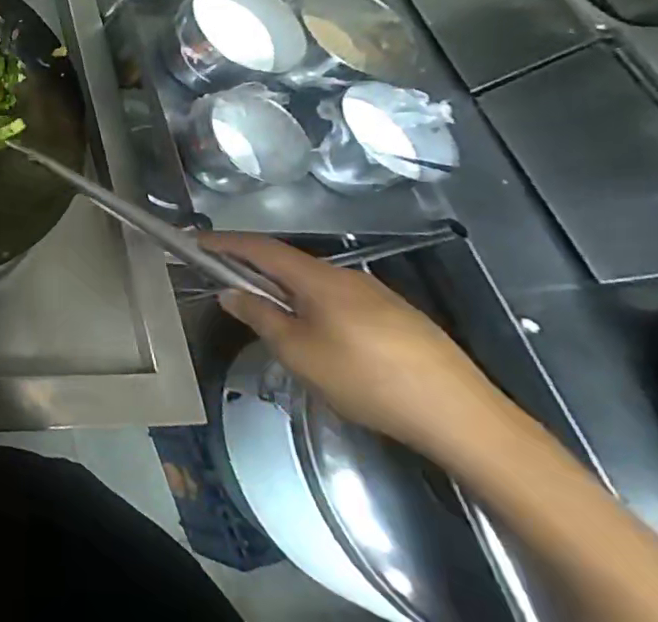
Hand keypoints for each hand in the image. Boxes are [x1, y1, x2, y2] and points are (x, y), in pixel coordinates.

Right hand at [207, 232, 509, 459]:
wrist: (463, 417)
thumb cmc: (367, 379)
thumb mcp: (298, 352)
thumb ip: (261, 317)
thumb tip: (232, 293)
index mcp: (319, 279)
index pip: (260, 248)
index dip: (224, 241)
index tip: (194, 240)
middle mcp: (349, 277)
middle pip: (290, 264)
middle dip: (254, 269)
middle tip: (227, 283)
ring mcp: (379, 298)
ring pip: (317, 285)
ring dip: (286, 292)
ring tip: (271, 319)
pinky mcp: (400, 321)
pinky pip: (341, 302)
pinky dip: (314, 308)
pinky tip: (319, 340)